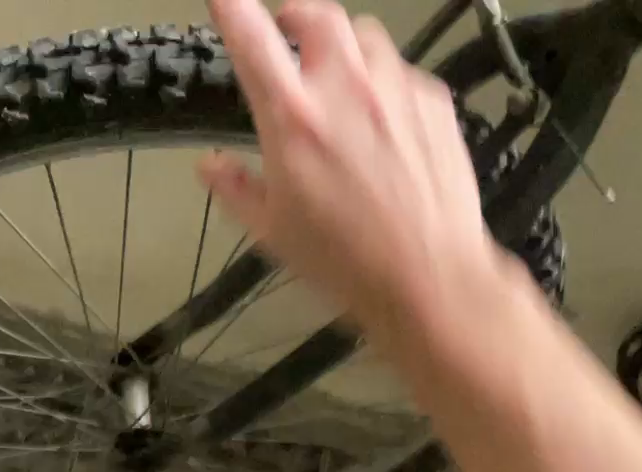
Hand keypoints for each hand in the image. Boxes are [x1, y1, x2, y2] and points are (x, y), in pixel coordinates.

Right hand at [199, 0, 513, 357]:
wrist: (426, 274)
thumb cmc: (340, 260)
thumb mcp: (272, 232)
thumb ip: (235, 189)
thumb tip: (207, 165)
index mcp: (292, 117)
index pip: (251, 38)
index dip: (232, 8)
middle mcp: (343, 85)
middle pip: (315, 13)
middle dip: (294, 13)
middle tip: (286, 30)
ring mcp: (394, 87)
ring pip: (364, 36)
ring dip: (342, 46)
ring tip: (338, 79)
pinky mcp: (433, 100)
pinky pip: (400, 72)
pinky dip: (381, 82)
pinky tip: (381, 122)